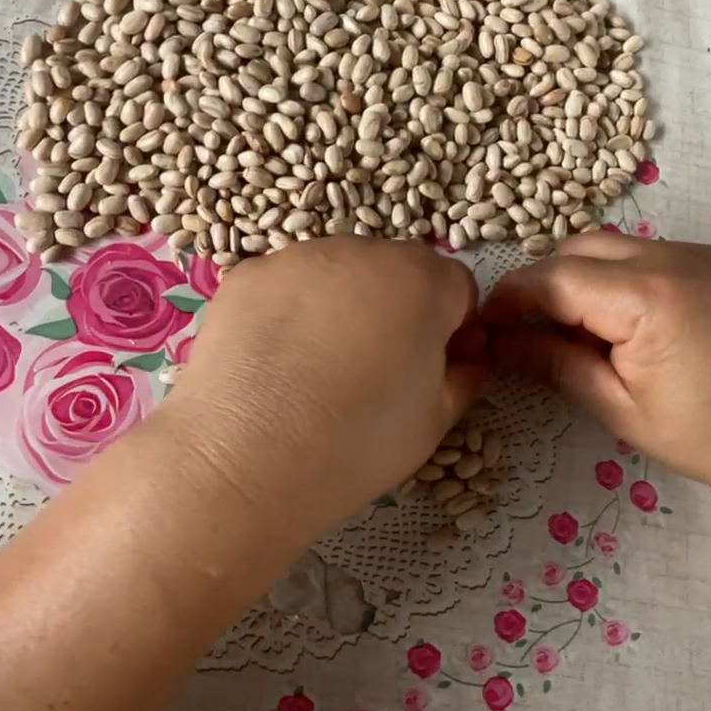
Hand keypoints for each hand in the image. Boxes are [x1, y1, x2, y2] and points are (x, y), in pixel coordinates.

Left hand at [154, 236, 482, 539]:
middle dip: (397, 309)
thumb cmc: (354, 445)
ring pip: (339, 273)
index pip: (457, 288)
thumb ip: (463, 379)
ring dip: (342, 305)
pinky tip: (275, 360)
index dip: (452, 328)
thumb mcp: (432, 423)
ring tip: (316, 367)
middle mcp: (361, 250)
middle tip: (373, 370)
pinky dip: (290, 310)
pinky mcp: (247, 274)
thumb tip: (468, 361)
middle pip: (397, 271)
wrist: (242, 459)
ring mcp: (297, 257)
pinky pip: (287, 284)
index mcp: (421, 281)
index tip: (434, 367)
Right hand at [482, 233, 710, 513]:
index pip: (551, 279)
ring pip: (609, 246)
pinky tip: (617, 324)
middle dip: (539, 285)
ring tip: (568, 333)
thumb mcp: (625, 411)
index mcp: (647, 297)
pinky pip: (644, 254)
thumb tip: (497, 346)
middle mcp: (671, 256)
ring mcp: (700, 252)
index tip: (481, 331)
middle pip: (575, 249)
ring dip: (576, 279)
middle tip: (522, 335)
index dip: (507, 302)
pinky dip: (614, 278)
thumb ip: (555, 365)